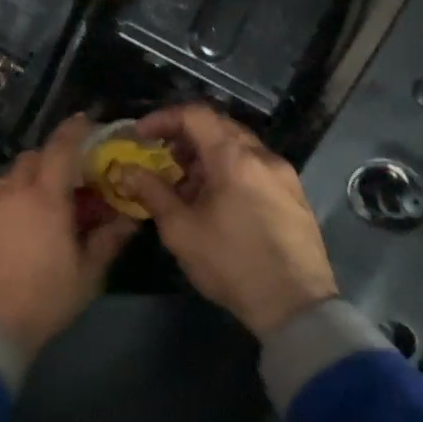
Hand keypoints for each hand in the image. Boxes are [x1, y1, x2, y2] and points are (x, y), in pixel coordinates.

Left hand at [0, 116, 136, 359]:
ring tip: (38, 211)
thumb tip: (129, 216)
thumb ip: (108, 238)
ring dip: (25, 184)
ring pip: (7, 179)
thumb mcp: (88, 273)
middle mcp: (10, 191)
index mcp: (44, 198)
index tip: (85, 121)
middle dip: (50, 161)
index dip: (74, 131)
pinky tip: (12, 228)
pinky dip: (5, 203)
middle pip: (31, 160)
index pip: (60, 149)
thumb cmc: (45, 299)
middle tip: (67, 182)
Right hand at [119, 104, 337, 337]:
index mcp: (235, 159)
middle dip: (183, 136)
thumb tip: (127, 170)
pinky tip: (212, 199)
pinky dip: (226, 170)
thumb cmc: (231, 262)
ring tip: (182, 183)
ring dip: (205, 155)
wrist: (295, 306)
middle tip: (158, 157)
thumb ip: (151, 192)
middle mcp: (264, 158)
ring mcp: (284, 177)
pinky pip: (254, 167)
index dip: (163, 118)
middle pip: (219, 127)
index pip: (196, 115)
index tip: (140, 135)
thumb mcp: (180, 229)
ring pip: (238, 148)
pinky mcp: (293, 197)